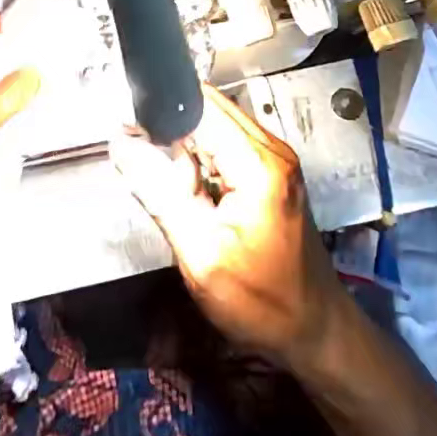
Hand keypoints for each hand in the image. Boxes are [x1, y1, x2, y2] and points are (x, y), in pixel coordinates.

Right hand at [111, 85, 350, 371]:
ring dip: (185, 144)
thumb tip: (122, 145)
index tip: (130, 133)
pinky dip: (201, 158)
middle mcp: (271, 149)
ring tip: (173, 187)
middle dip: (170, 127)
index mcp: (258, 164)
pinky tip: (193, 194)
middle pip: (208, 108)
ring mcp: (274, 159)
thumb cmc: (261, 301)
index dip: (160, 112)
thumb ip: (159, 194)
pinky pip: (226, 145)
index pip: (199, 106)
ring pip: (215, 125)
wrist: (314, 329)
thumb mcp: (200, 254)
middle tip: (146, 164)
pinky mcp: (270, 172)